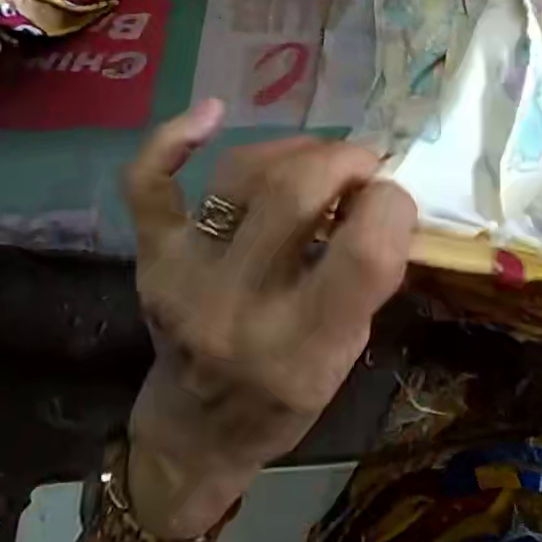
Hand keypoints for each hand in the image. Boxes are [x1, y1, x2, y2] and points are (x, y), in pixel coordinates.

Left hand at [120, 101, 416, 536]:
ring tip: (317, 159)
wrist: (196, 428)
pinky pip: (148, 182)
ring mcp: (183, 276)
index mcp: (304, 346)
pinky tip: (212, 113)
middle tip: (360, 168)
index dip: (393, 206)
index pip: (365, 252)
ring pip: (241, 173)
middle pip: (296, 192)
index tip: (392, 200)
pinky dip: (174, 138)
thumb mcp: (346, 355)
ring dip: (293, 149)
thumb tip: (379, 193)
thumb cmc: (283, 397)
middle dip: (345, 161)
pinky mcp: (150, 257)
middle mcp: (238, 306)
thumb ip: (365, 277)